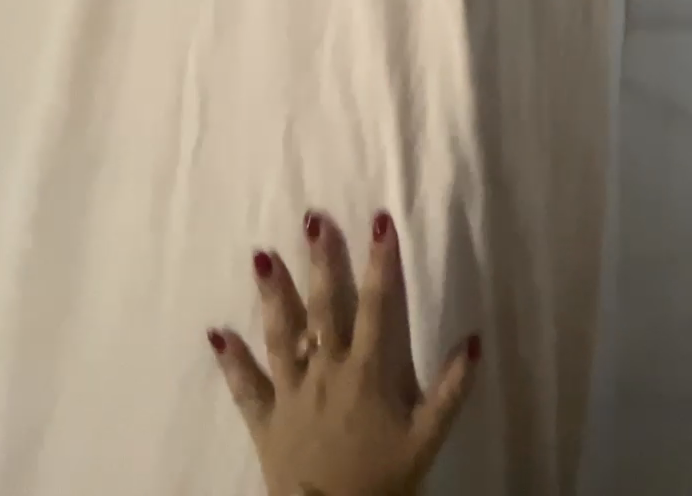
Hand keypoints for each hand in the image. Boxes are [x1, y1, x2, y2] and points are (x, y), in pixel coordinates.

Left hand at [208, 209, 480, 495]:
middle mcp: (327, 371)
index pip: (376, 305)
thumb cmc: (386, 475)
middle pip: (324, 308)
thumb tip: (475, 338)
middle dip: (322, 263)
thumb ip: (453, 387)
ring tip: (261, 257)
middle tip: (313, 221)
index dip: (381, 262)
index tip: (380, 222)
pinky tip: (216, 333)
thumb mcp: (429, 435)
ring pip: (281, 336)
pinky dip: (231, 360)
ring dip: (272, 296)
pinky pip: (246, 386)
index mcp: (368, 370)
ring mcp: (291, 394)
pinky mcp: (265, 420)